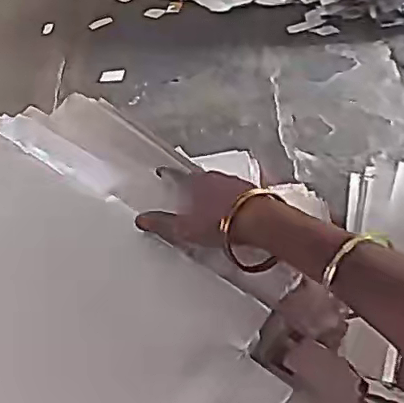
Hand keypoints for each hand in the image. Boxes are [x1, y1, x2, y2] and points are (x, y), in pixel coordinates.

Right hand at [135, 168, 258, 247]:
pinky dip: (232, 199)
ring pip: (218, 184)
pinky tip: (233, 210)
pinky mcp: (253, 192)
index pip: (174, 174)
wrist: (260, 222)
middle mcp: (214, 178)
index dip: (167, 175)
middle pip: (198, 179)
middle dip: (192, 186)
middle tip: (187, 197)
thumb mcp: (184, 229)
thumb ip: (161, 224)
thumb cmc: (222, 223)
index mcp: (193, 183)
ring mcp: (234, 183)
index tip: (163, 173)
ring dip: (213, 192)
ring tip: (211, 207)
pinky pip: (237, 192)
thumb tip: (143, 221)